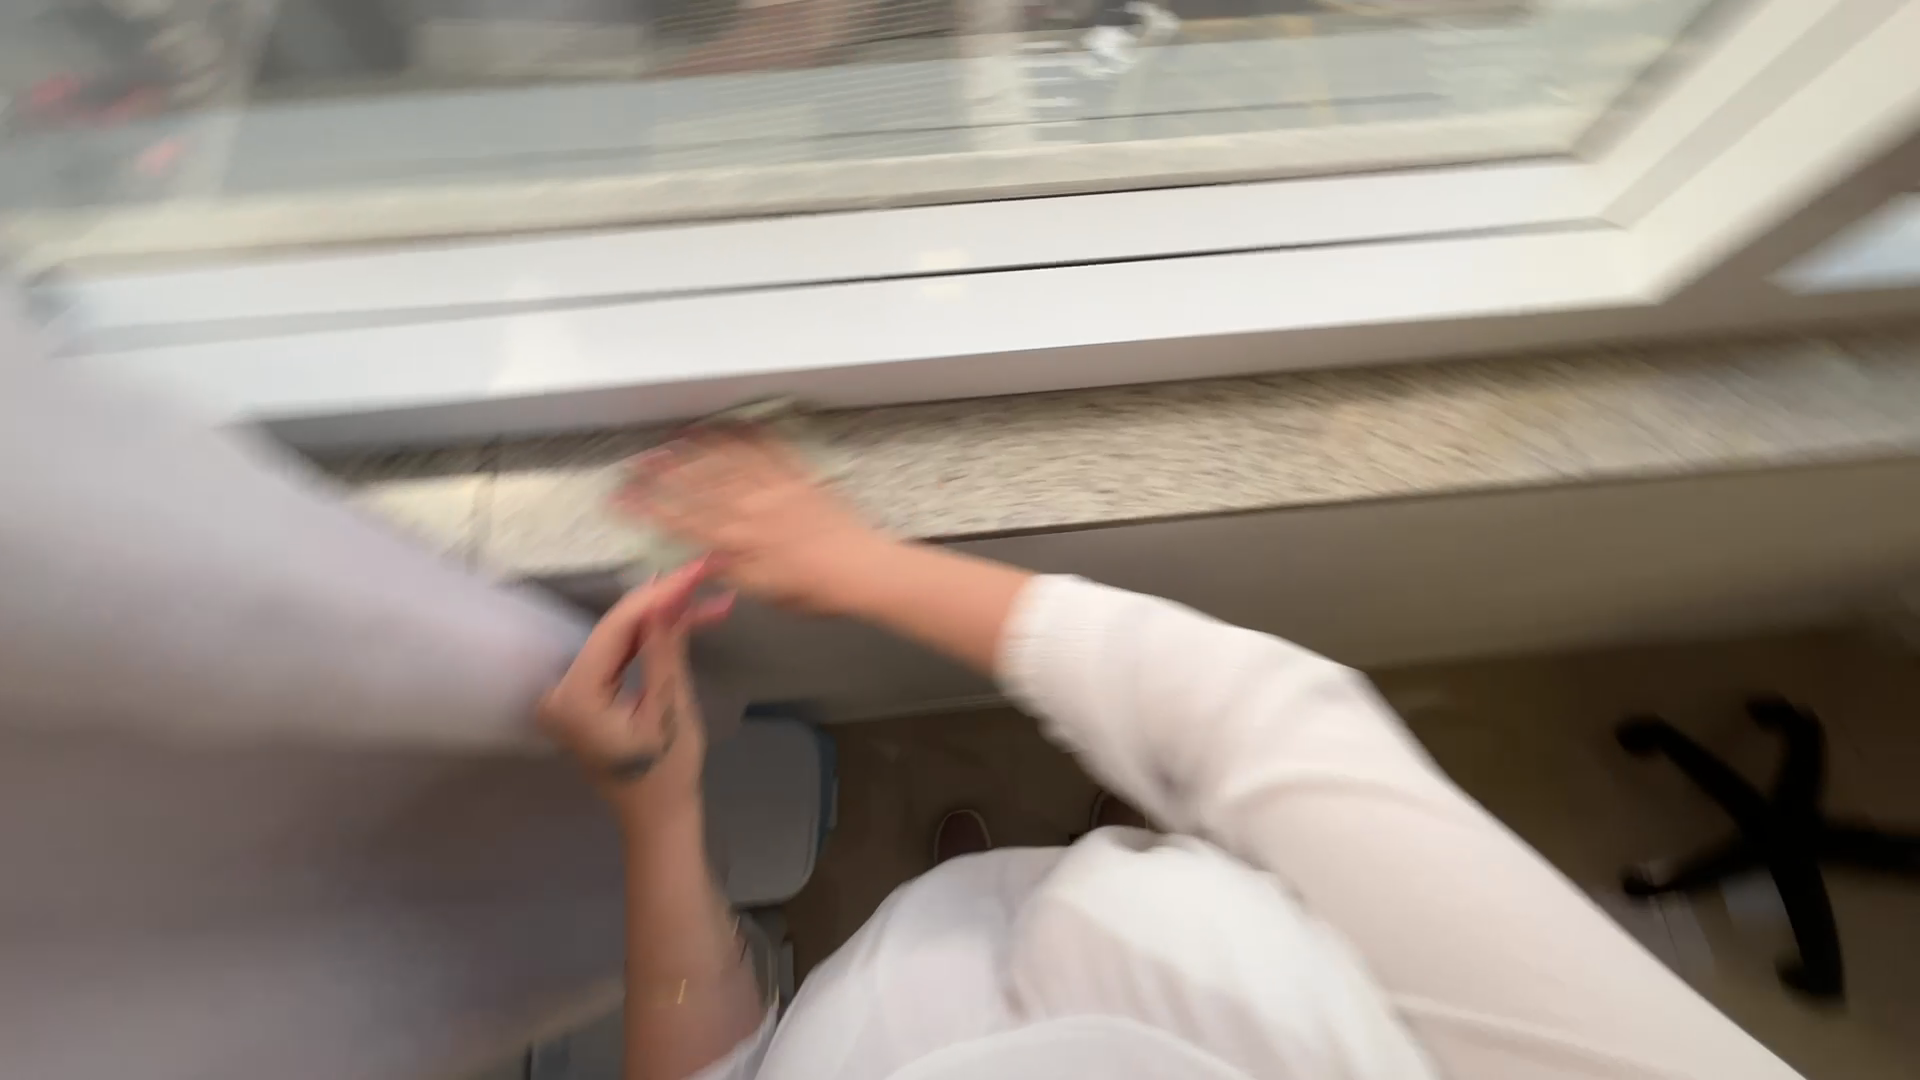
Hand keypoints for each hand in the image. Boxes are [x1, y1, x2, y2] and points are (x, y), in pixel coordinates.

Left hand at [538, 559, 733, 826]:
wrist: (658, 815)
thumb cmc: (665, 771)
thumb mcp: (669, 708)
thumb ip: (664, 650)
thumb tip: (668, 598)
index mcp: (574, 697)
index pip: (616, 629)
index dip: (658, 596)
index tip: (695, 571)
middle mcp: (562, 688)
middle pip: (618, 628)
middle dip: (665, 600)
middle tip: (705, 573)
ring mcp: (573, 690)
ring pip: (624, 636)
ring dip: (665, 616)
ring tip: (706, 593)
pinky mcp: (590, 692)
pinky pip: (623, 653)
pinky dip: (654, 638)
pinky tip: (686, 617)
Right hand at [613, 425, 892, 615]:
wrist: (861, 569)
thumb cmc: (814, 591)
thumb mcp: (763, 591)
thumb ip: (729, 570)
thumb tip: (699, 557)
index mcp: (736, 541)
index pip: (680, 520)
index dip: (647, 508)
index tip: (621, 497)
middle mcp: (750, 509)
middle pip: (697, 484)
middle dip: (662, 472)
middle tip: (637, 461)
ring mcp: (775, 488)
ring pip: (728, 462)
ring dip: (698, 448)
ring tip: (674, 437)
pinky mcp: (799, 478)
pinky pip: (769, 450)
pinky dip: (746, 435)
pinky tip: (730, 425)